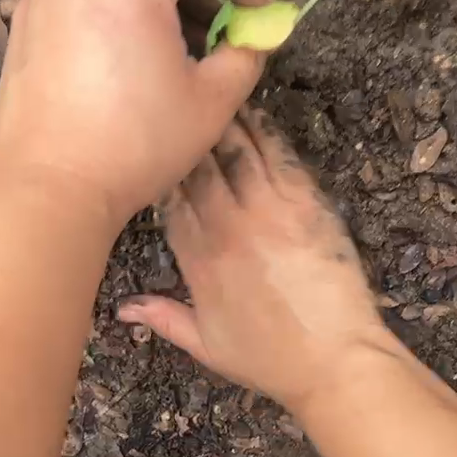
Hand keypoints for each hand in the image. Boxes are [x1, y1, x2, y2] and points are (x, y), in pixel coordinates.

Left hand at [0, 0, 274, 228]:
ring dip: (167, 6)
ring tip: (190, 58)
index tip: (261, 15)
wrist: (51, 188)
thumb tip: (258, 37)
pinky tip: (144, 67)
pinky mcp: (31, 21)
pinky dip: (127, 18)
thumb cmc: (136, 143)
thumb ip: (247, 55)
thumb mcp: (212, 101)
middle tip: (230, 38)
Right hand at [117, 110, 406, 411]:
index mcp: (198, 260)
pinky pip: (279, 154)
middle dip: (186, 137)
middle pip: (196, 166)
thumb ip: (164, 320)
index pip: (170, 201)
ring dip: (221, 121)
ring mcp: (268, 210)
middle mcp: (227, 227)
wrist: (333, 361)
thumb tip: (124, 307)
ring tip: (210, 94)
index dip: (161, 173)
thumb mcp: (208, 347)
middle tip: (178, 105)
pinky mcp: (306, 203)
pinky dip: (263, 129)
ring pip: (235, 149)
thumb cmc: (271, 361)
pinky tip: (252, 109)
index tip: (155, 152)